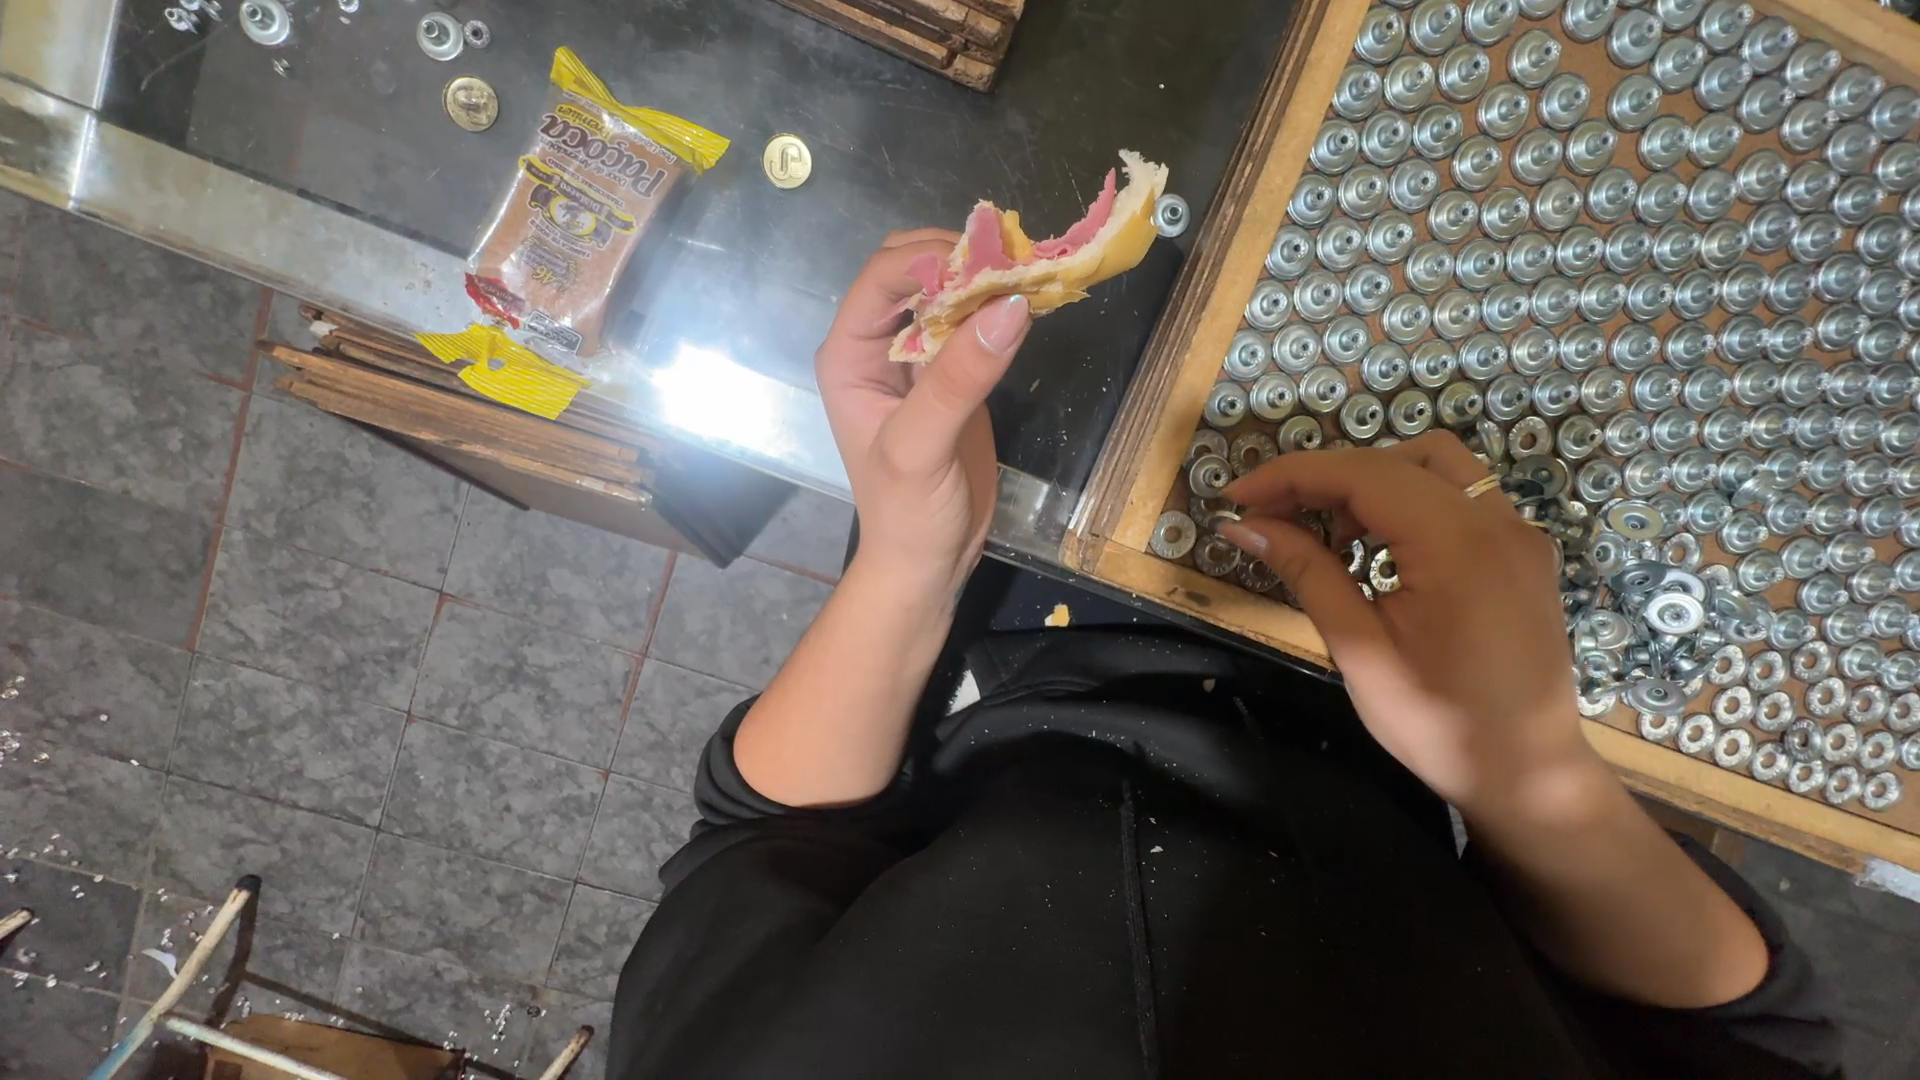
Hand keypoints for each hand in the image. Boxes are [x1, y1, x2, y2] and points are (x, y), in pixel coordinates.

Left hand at [815, 230, 1031, 593]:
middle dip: (959, 260)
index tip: (988, 260)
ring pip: (946, 295)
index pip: (881, 278)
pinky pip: (972, 327)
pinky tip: (1028, 308)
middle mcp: (877, 348)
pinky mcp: (952, 378)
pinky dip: (997, 313)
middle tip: (1014, 266)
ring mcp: (916, 361)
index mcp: (849, 356)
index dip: (930, 258)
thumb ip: (957, 380)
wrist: (928, 561)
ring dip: (983, 281)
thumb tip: (1011, 306)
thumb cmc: (907, 513)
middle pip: (912, 273)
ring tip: (1029, 278)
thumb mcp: (921, 449)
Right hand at [1216, 431, 1599, 813]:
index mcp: (1458, 546)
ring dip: (1365, 482)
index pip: (1362, 474)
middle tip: (1268, 515)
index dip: (1290, 476)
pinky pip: (1454, 496)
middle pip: (1395, 459)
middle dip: (1321, 477)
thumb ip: (1305, 572)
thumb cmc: (1436, 723)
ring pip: (1432, 465)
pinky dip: (1401, 501)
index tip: (1235, 499)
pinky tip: (1369, 545)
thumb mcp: (1358, 649)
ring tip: (1321, 530)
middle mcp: (1497, 523)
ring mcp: (1516, 534)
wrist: (1526, 774)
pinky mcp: (1519, 552)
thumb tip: (1243, 527)